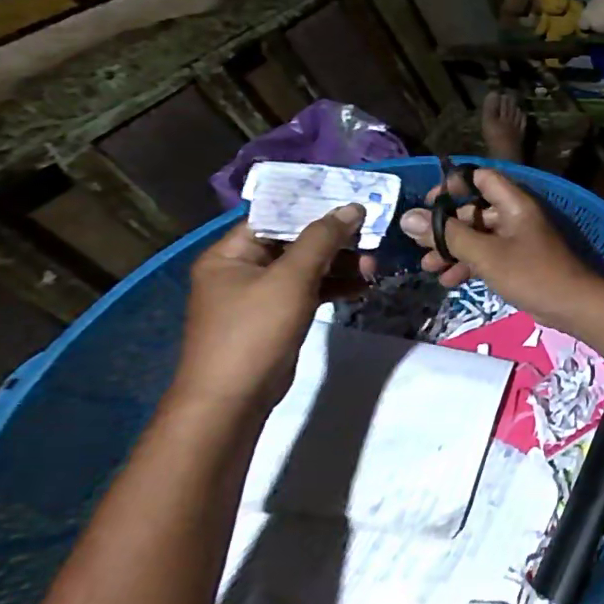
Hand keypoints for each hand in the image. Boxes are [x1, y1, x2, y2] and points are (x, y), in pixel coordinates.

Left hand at [175, 205, 372, 412]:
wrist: (232, 400)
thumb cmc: (254, 330)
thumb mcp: (291, 278)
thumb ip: (323, 239)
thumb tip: (353, 207)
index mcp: (230, 254)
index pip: (276, 216)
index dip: (315, 206)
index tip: (355, 202)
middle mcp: (242, 269)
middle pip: (295, 241)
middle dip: (336, 240)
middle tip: (373, 239)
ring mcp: (260, 294)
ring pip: (307, 266)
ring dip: (341, 264)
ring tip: (373, 269)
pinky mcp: (277, 316)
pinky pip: (310, 290)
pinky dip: (334, 286)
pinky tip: (363, 288)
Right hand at [397, 169, 595, 321]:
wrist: (571, 304)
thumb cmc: (530, 273)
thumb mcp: (485, 254)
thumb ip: (448, 235)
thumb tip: (408, 217)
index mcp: (514, 203)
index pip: (482, 177)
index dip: (454, 184)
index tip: (427, 202)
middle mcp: (516, 215)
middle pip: (474, 209)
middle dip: (446, 226)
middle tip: (419, 243)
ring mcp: (518, 238)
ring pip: (478, 235)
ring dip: (453, 248)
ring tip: (428, 267)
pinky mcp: (518, 259)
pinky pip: (487, 254)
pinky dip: (468, 263)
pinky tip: (448, 281)